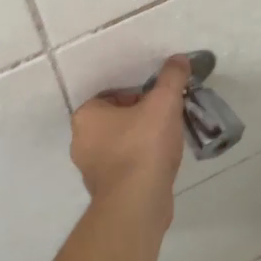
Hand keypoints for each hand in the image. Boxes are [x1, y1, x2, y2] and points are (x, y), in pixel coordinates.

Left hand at [71, 56, 189, 214]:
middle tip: (167, 124)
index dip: (141, 98)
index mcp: (86, 115)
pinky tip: (158, 168)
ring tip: (166, 147)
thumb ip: (172, 78)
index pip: (114, 96)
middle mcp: (81, 141)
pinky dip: (139, 166)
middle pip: (117, 121)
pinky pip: (124, 169)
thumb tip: (180, 59)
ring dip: (140, 144)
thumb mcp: (164, 104)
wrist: (137, 202)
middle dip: (140, 121)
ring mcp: (90, 169)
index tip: (161, 106)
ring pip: (120, 146)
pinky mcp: (104, 190)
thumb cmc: (144, 147)